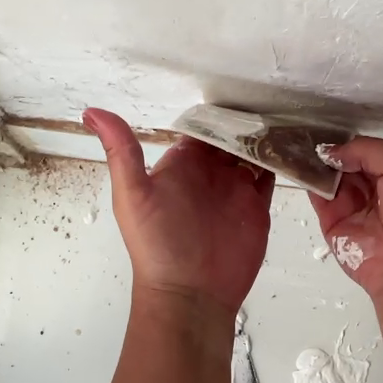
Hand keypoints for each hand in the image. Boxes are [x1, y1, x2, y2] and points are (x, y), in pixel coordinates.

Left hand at [84, 108, 273, 314]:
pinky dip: (281, 160)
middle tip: (270, 97)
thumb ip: (121, 152)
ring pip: (253, 152)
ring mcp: (235, 190)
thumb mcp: (132, 195)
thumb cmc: (158, 246)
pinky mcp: (257, 208)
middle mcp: (209, 174)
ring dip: (265, 136)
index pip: (201, 128)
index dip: (216, 112)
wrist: (190, 294)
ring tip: (285, 115)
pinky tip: (292, 145)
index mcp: (180, 165)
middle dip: (247, 120)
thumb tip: (90, 112)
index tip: (236, 89)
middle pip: (231, 136)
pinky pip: (270, 176)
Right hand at [310, 137, 382, 297]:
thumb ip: (370, 150)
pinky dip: (308, 182)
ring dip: (316, 163)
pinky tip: (299, 165)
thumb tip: (333, 151)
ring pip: (330, 178)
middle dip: (330, 149)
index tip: (328, 124)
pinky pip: (319, 199)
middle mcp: (378, 190)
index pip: (370, 150)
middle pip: (347, 162)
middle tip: (306, 133)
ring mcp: (355, 209)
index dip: (351, 140)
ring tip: (297, 145)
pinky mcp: (334, 227)